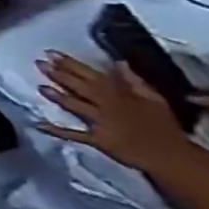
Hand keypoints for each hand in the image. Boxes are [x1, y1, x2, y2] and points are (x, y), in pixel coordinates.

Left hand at [35, 53, 189, 171]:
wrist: (170, 155)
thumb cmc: (164, 125)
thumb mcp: (154, 98)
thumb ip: (134, 80)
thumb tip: (118, 62)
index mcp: (119, 93)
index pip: (90, 74)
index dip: (69, 63)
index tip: (51, 53)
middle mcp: (106, 104)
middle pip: (78, 86)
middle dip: (58, 74)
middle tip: (39, 63)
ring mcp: (100, 122)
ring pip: (74, 105)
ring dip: (56, 96)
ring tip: (39, 87)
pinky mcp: (97, 139)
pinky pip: (73, 134)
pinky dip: (55, 130)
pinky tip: (38, 125)